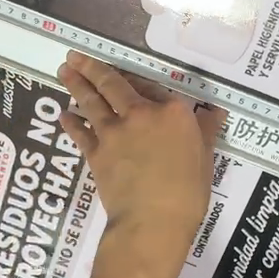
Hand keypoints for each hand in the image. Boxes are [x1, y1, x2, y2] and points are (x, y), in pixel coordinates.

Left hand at [59, 53, 224, 277]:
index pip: (154, 87)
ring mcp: (114, 132)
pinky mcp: (96, 153)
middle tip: (75, 55)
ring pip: (91, 101)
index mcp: (172, 112)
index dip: (142, 82)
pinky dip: (71, 123)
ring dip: (76, 84)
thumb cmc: (188, 194)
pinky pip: (80, 133)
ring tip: (65, 69)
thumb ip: (206, 131)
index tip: (129, 73)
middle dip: (93, 67)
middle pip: (113, 84)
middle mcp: (140, 114)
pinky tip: (63, 114)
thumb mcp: (206, 159)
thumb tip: (214, 111)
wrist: (152, 222)